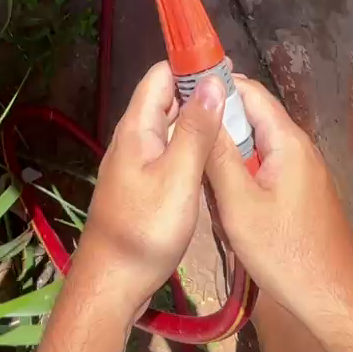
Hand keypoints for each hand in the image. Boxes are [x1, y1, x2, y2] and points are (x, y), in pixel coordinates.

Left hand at [76, 61, 224, 307]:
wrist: (112, 284)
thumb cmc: (146, 228)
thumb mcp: (178, 176)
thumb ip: (196, 129)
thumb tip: (213, 81)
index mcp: (137, 127)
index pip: (160, 76)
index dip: (191, 67)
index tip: (227, 68)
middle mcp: (132, 138)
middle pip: (165, 99)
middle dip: (199, 92)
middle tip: (240, 99)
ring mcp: (134, 163)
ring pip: (168, 127)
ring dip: (197, 119)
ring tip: (234, 123)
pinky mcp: (141, 185)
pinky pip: (168, 151)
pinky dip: (190, 145)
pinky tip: (212, 157)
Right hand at [203, 75, 352, 323]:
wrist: (332, 300)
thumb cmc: (283, 251)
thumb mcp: (239, 204)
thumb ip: (218, 153)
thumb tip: (202, 104)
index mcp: (287, 139)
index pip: (248, 91)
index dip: (214, 87)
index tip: (179, 96)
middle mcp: (298, 145)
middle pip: (251, 117)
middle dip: (218, 127)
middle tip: (184, 142)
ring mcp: (303, 169)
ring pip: (256, 145)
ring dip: (228, 156)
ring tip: (201, 177)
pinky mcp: (302, 190)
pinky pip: (265, 166)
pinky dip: (242, 175)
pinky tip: (226, 201)